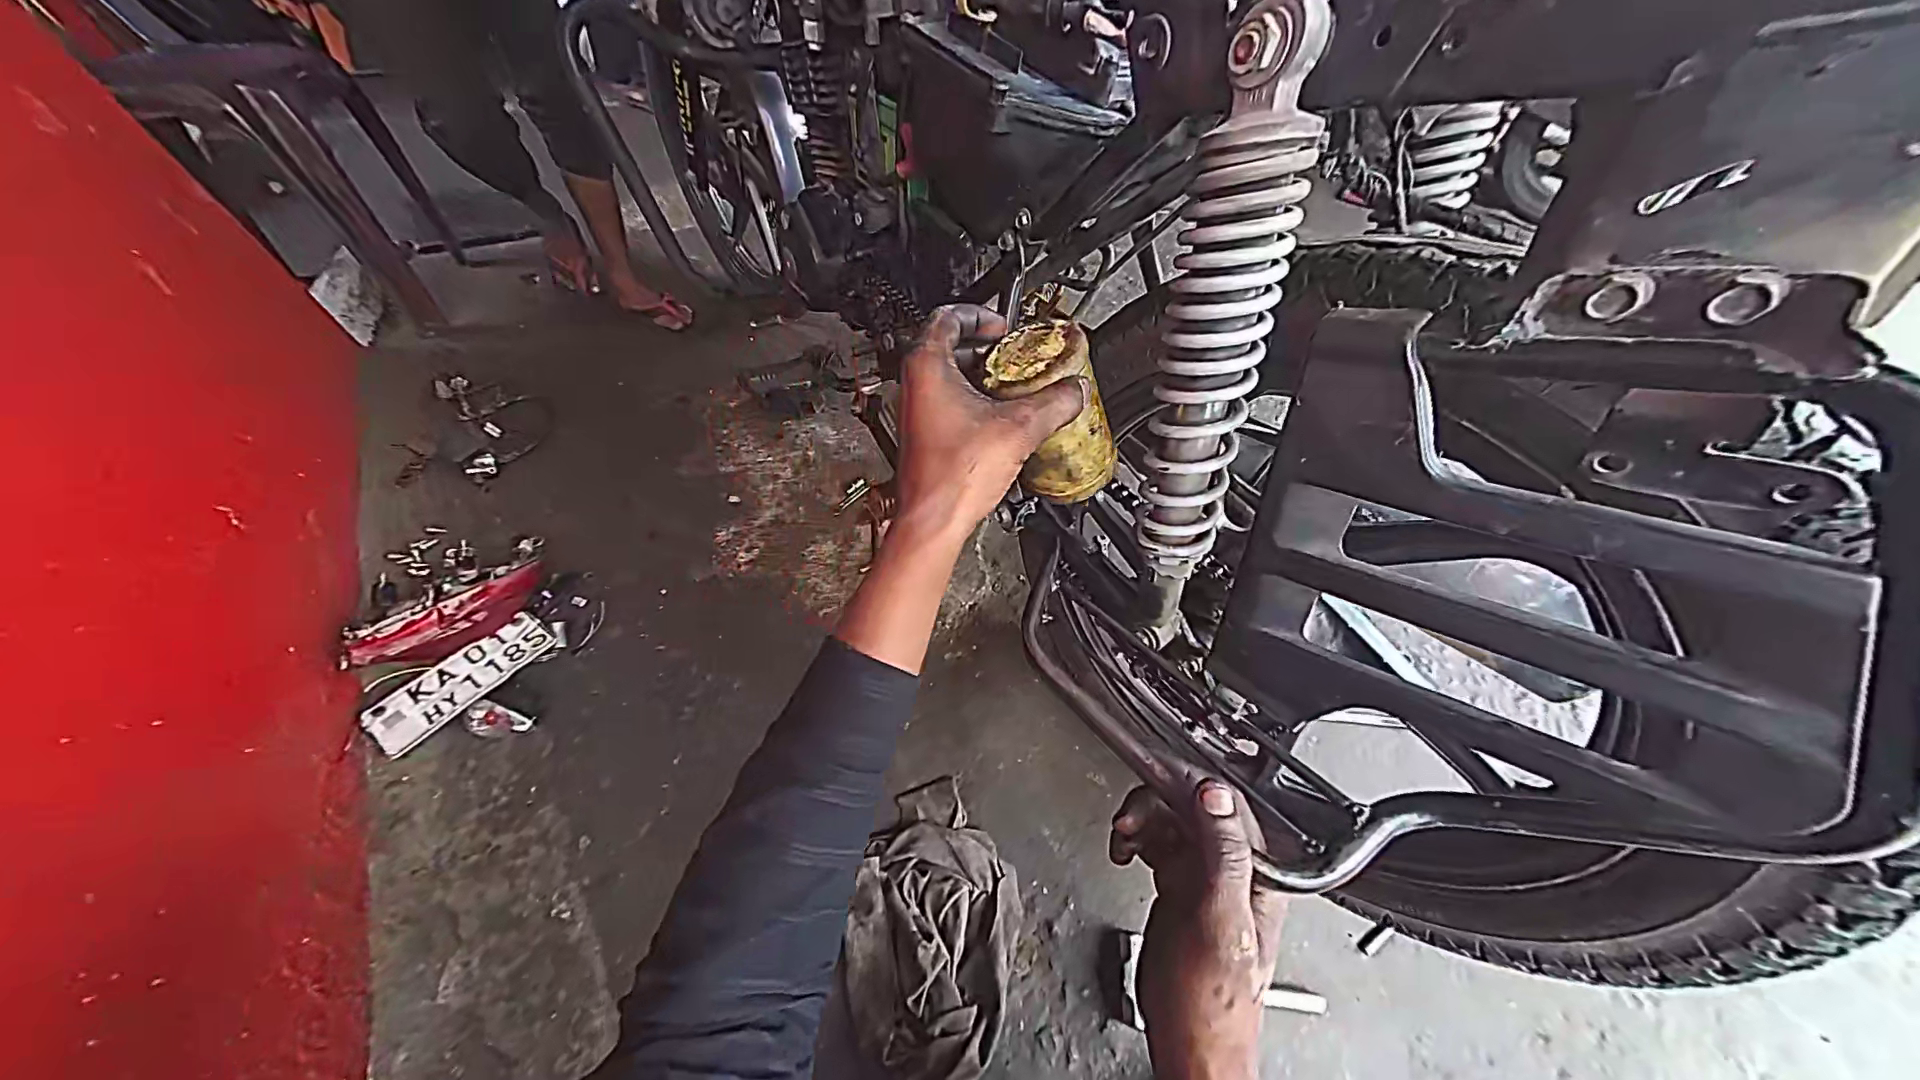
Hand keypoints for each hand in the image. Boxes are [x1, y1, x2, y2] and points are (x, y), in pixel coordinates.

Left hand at [892, 305, 1088, 543]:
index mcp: (927, 368)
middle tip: (1012, 355)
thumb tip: (1074, 392)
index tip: (1002, 325)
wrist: (933, 519)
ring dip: (980, 376)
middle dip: (985, 347)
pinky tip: (999, 419)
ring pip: (947, 377)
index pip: (948, 316)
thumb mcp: (1019, 428)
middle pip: (948, 345)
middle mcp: (914, 386)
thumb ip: (1054, 403)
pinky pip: (948, 404)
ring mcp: (916, 412)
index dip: (980, 314)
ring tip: (1011, 386)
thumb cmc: (953, 476)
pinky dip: (973, 401)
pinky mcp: (924, 435)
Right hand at [1111, 781, 1287, 1079]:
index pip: (1225, 804)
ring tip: (1125, 836)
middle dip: (1156, 802)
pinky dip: (1134, 837)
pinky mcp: (1176, 882)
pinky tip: (1126, 850)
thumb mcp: (1220, 922)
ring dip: (1141, 818)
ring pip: (1169, 818)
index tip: (1156, 780)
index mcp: (1255, 871)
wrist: (1188, 1040)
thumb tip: (1215, 794)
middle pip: (1192, 805)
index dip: (1188, 785)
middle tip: (1132, 818)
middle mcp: (1230, 867)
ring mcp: (1201, 874)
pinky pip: (1153, 840)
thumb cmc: (1213, 1001)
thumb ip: (1222, 855)